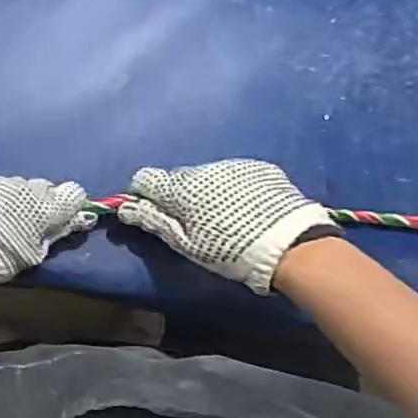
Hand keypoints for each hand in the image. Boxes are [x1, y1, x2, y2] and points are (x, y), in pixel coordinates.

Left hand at [0, 177, 97, 292]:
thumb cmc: (7, 255)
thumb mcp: (37, 250)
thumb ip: (55, 232)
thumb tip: (70, 222)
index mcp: (49, 204)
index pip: (73, 193)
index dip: (67, 205)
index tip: (60, 216)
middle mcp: (30, 187)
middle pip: (43, 189)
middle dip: (39, 201)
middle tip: (28, 219)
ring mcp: (4, 182)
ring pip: (19, 187)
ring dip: (16, 198)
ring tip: (2, 216)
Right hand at [114, 159, 338, 294]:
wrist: (294, 247)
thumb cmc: (230, 250)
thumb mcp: (185, 243)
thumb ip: (153, 221)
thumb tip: (123, 208)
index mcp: (181, 188)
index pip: (145, 179)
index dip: (144, 197)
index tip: (153, 213)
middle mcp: (204, 170)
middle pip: (176, 177)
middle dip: (177, 195)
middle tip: (191, 220)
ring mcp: (234, 167)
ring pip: (204, 176)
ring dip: (204, 191)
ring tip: (221, 215)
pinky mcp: (260, 168)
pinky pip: (230, 175)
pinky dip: (228, 188)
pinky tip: (242, 207)